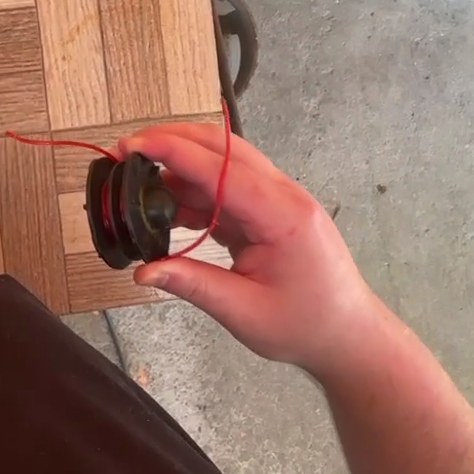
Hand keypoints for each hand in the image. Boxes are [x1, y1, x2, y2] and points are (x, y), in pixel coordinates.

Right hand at [117, 123, 398, 377]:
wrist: (349, 334)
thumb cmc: (304, 325)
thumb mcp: (244, 312)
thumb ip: (192, 284)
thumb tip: (141, 272)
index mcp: (281, 214)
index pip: (219, 167)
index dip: (171, 151)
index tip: (129, 147)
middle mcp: (281, 195)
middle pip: (221, 146)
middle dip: (171, 139)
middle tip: (125, 150)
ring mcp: (276, 198)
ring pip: (221, 160)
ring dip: (178, 162)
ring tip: (136, 178)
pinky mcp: (266, 209)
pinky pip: (224, 185)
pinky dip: (191, 188)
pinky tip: (164, 205)